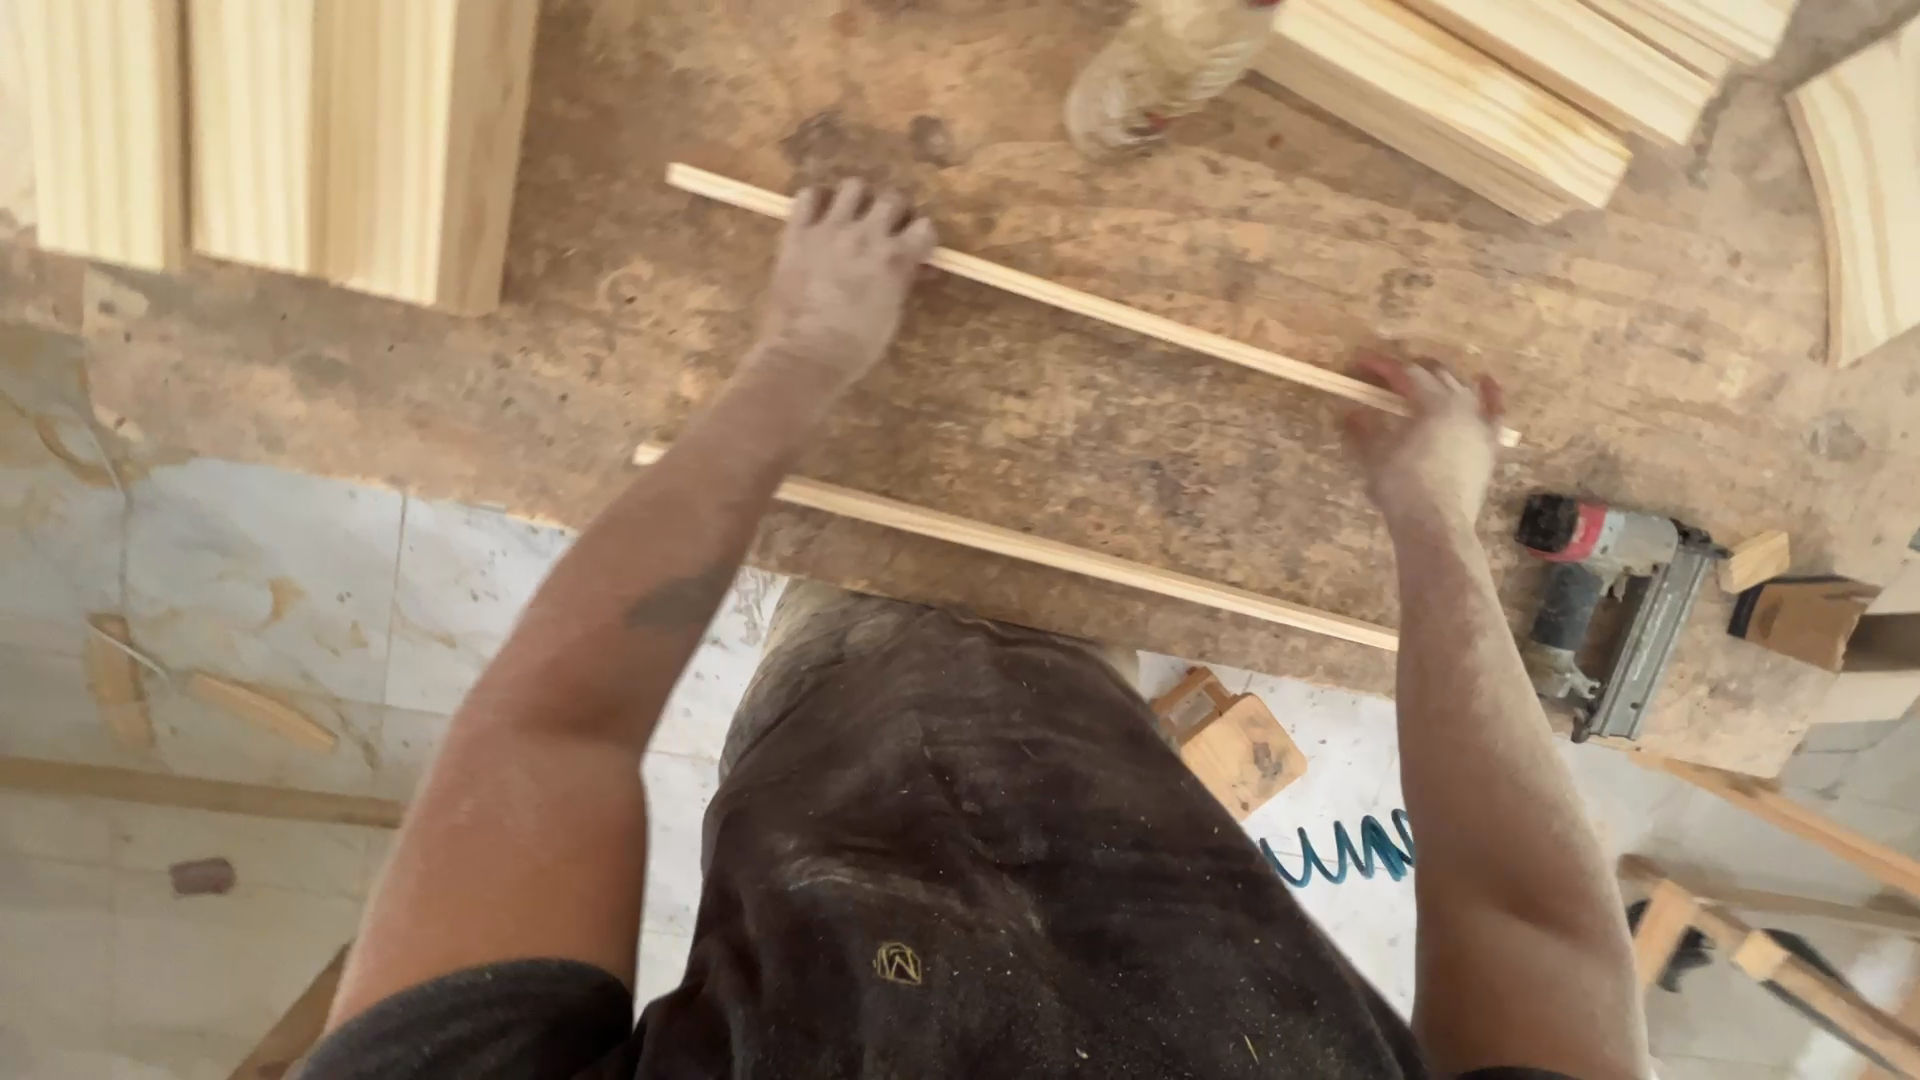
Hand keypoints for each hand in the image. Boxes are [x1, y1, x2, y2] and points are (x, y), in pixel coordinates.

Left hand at [751, 177, 938, 392]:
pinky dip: (817, 202)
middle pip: (893, 199)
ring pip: (853, 187)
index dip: (923, 239)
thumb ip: (901, 282)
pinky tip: (819, 218)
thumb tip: (915, 268)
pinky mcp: (797, 233)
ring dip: (859, 200)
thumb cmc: (854, 348)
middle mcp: (866, 235)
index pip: (925, 228)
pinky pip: (808, 196)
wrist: (804, 355)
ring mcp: (829, 229)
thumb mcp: (890, 316)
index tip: (918, 250)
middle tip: (888, 231)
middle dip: (896, 213)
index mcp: (895, 259)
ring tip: (853, 219)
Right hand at [1342, 354, 1503, 533]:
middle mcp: (1462, 405)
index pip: (1405, 373)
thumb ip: (1363, 428)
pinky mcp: (1489, 444)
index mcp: (1432, 404)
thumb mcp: (1374, 455)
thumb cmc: (1401, 487)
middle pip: (1436, 375)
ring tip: (1422, 378)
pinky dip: (1490, 393)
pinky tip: (1485, 380)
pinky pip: (1494, 411)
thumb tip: (1351, 412)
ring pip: (1462, 388)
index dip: (1381, 365)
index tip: (1360, 362)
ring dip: (1440, 379)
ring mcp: (1480, 424)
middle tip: (1385, 373)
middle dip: (1409, 369)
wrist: (1436, 523)